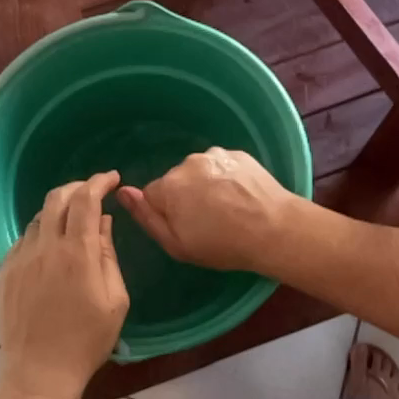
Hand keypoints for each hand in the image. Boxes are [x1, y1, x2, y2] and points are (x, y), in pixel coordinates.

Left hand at [0, 171, 128, 398]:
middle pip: (57, 197)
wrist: (39, 373)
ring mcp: (21, 258)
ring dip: (58, 211)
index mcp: (77, 253)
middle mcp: (46, 247)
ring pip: (39, 218)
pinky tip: (51, 251)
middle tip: (93, 192)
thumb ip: (109, 255)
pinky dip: (41, 235)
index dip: (99, 182)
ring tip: (73, 224)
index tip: (112, 178)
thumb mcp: (115, 300)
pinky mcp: (4, 272)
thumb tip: (104, 222)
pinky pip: (24, 240)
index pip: (86, 199)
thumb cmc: (87, 341)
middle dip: (78, 187)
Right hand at [117, 148, 305, 273]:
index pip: (152, 196)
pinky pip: (222, 166)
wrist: (274, 229)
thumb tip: (124, 192)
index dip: (166, 214)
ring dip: (206, 186)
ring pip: (199, 172)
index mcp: (169, 186)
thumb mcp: (177, 244)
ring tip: (228, 208)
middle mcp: (187, 163)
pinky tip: (241, 196)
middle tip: (208, 221)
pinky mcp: (238, 153)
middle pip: (176, 181)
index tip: (186, 228)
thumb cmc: (223, 244)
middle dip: (185, 197)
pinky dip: (226, 178)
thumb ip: (147, 217)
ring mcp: (215, 155)